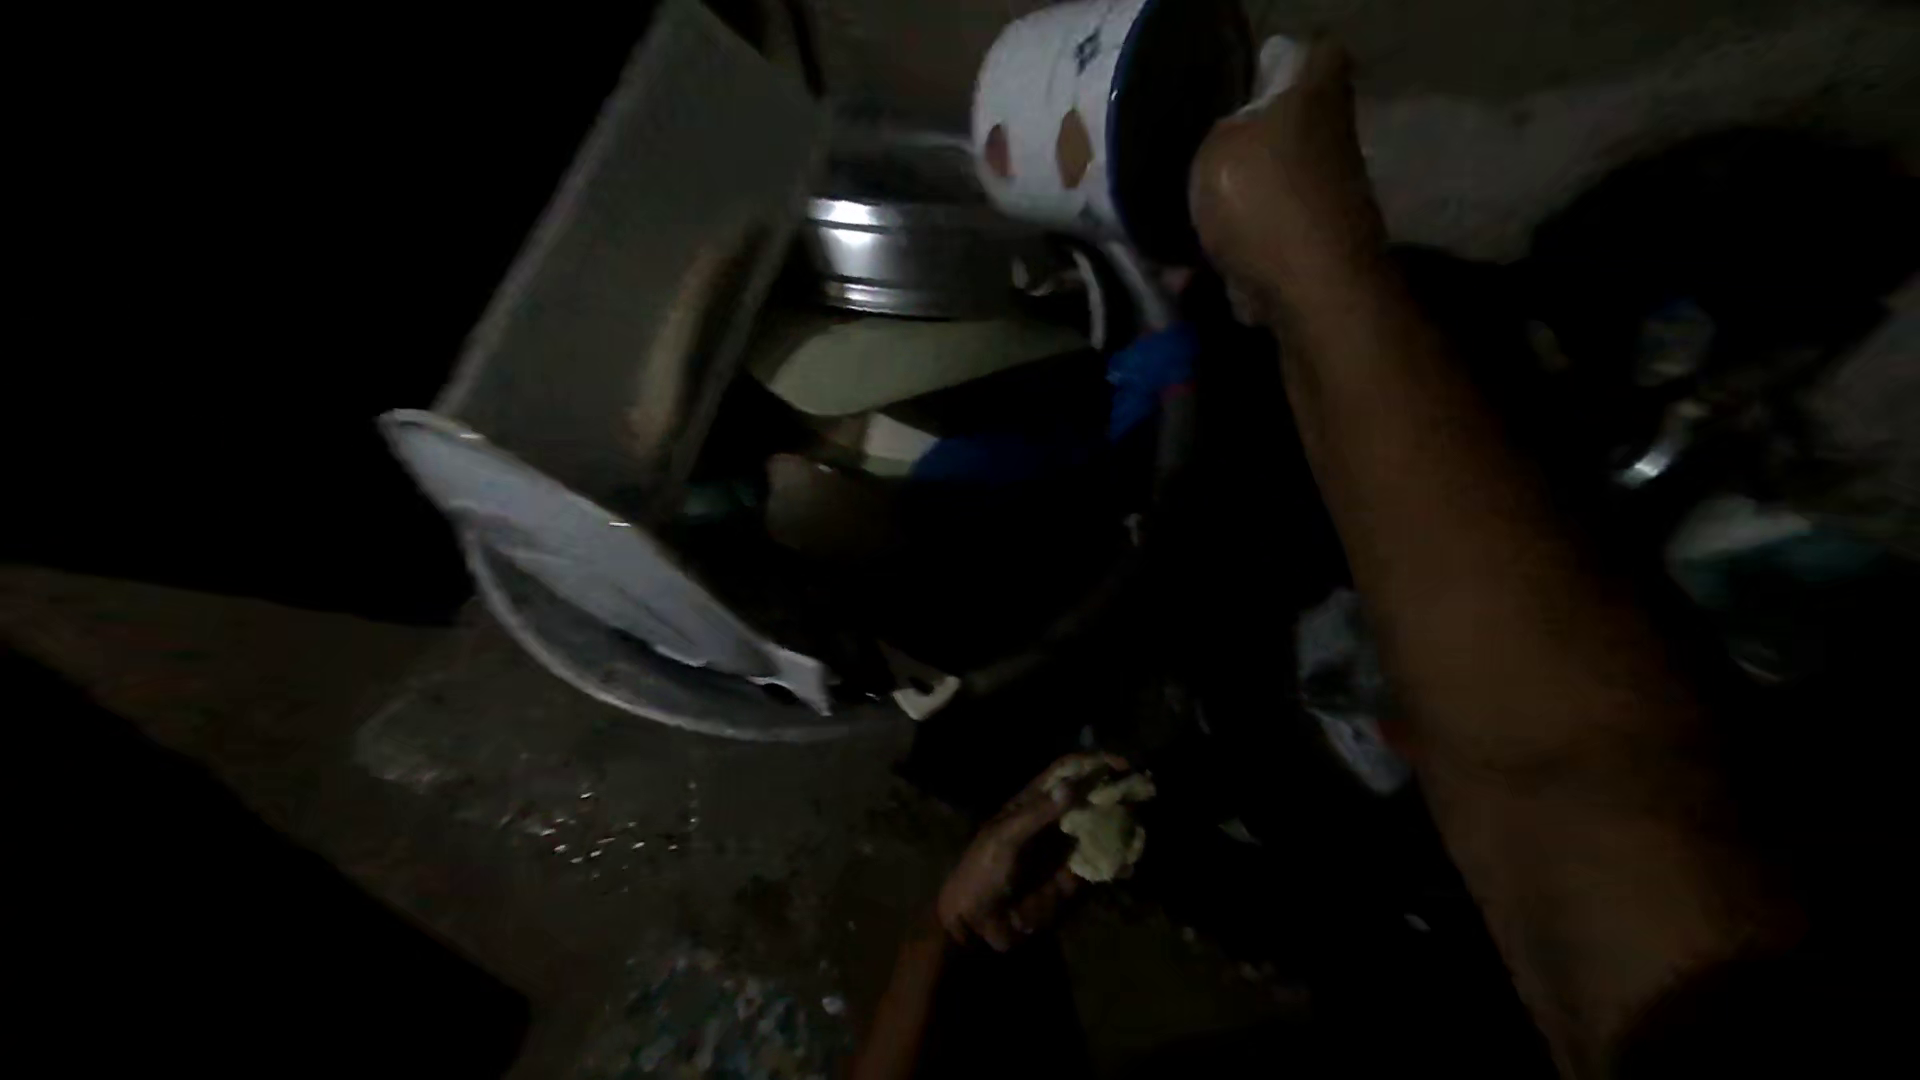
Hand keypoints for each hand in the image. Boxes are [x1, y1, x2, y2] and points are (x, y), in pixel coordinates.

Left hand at [935, 753, 1122, 950]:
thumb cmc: (982, 872)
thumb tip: (1073, 785)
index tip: (1118, 764)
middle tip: (1142, 791)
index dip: (1090, 764)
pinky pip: (1099, 866)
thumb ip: (1038, 813)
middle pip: (1087, 798)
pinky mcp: (1071, 879)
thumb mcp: (1005, 838)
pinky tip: (1130, 862)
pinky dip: (1117, 862)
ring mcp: (1063, 850)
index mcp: (1031, 803)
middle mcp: (1052, 821)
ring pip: (1098, 830)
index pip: (1064, 773)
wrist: (976, 925)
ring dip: (1121, 824)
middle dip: (1113, 792)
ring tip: (1141, 823)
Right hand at [1188, 42, 1385, 323]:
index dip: (1272, 70)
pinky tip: (1185, 280)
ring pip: (1259, 200)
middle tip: (1189, 176)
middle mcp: (1329, 144)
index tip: (1232, 98)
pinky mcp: (1307, 254)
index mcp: (1316, 96)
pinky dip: (1224, 264)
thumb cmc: (1261, 201)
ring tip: (1173, 242)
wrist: (1304, 289)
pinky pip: (1253, 250)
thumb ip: (1219, 131)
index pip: (1311, 57)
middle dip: (1233, 159)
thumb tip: (1227, 137)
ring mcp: (1321, 204)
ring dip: (1219, 222)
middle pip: (1277, 138)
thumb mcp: (1217, 147)